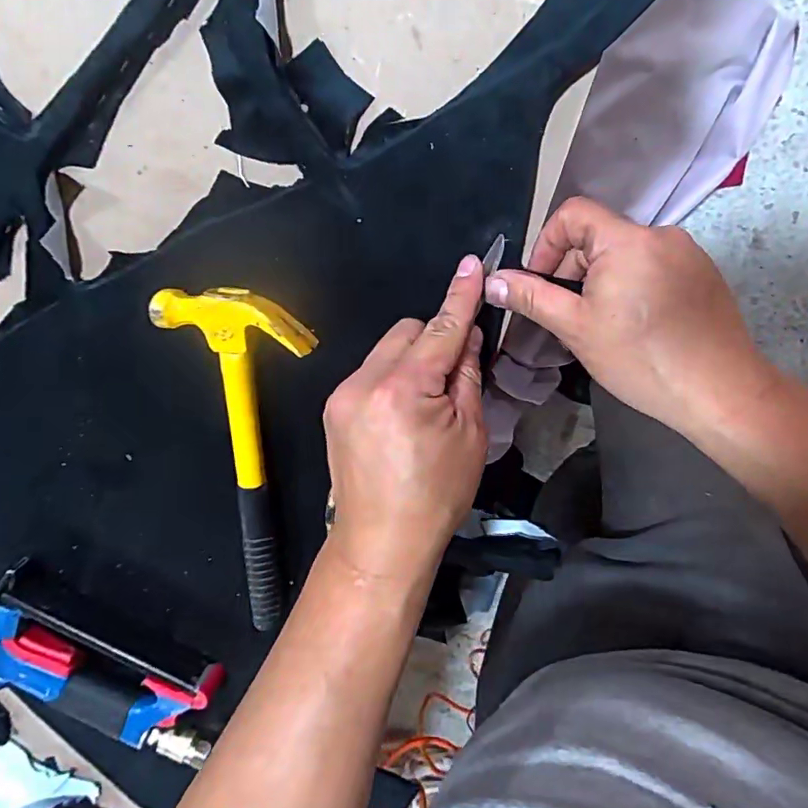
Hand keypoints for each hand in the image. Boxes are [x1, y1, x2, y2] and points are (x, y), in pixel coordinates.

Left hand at [323, 255, 488, 583]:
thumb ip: (467, 376)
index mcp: (403, 390)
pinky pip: (371, 371)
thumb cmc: (435, 496)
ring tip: (427, 403)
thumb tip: (468, 339)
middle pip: (407, 330)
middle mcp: (364, 383)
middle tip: (455, 376)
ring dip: (412, 360)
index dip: (461, 297)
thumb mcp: (470, 433)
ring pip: (387, 349)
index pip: (441, 329)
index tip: (473, 266)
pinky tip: (405, 413)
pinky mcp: (335, 406)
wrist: (382, 540)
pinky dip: (393, 378)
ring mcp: (344, 394)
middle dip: (435, 341)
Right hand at [486, 196, 780, 435]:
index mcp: (628, 240)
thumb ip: (531, 297)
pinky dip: (632, 286)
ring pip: (625, 254)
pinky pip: (653, 267)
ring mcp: (687, 254)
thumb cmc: (643, 360)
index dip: (547, 244)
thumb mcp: (576, 328)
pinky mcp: (704, 274)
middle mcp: (661, 235)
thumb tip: (494, 280)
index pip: (573, 213)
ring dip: (602, 280)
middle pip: (599, 235)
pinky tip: (635, 326)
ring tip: (601, 325)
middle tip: (568, 314)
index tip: (541, 281)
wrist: (721, 393)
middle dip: (573, 269)